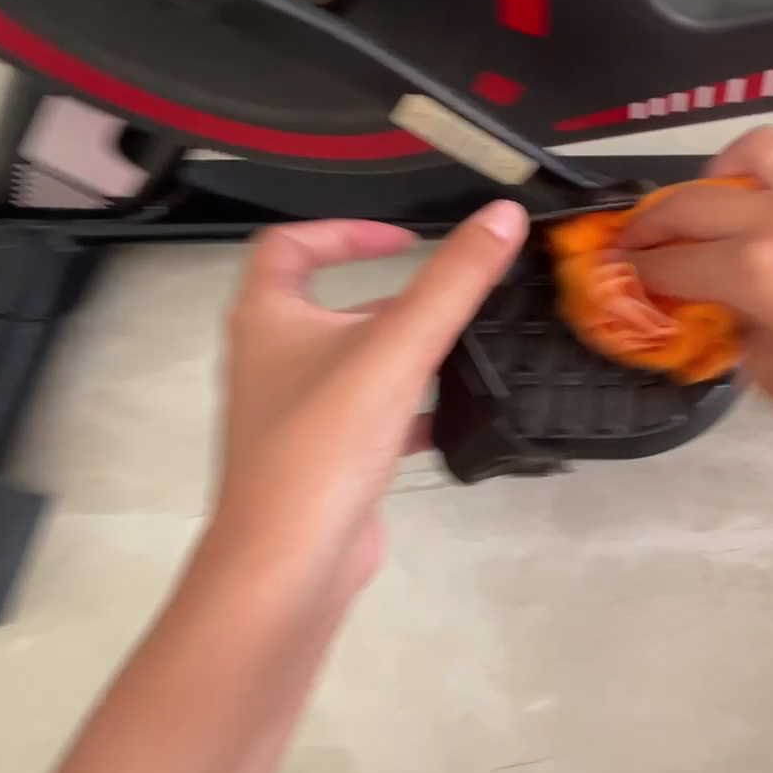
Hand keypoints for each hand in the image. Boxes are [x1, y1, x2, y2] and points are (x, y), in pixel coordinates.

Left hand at [203, 202, 528, 600]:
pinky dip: (411, 408)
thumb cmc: (329, 439)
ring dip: (405, 352)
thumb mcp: (401, 346)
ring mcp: (296, 413)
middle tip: (452, 300)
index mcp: (269, 319)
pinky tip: (452, 419)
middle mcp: (274, 360)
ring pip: (355, 364)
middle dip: (392, 298)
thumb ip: (456, 280)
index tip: (406, 240)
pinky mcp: (325, 456)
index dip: (346, 232)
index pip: (290, 247)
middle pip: (329, 307)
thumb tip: (504, 214)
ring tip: (463, 353)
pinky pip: (371, 415)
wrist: (293, 559)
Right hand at [617, 126, 772, 438]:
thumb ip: (737, 334)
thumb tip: (722, 308)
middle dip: (654, 221)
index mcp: (758, 271)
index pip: (677, 263)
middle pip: (695, 202)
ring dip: (720, 174)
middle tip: (641, 237)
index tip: (624, 270)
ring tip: (718, 197)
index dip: (642, 269)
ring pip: (756, 153)